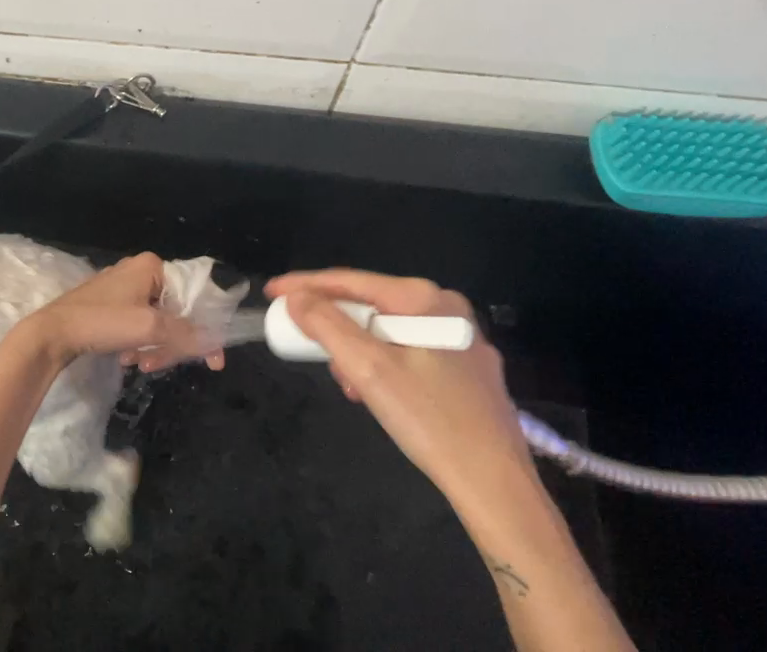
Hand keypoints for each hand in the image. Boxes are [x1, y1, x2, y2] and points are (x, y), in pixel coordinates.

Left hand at [24, 253, 216, 368]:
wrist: (53, 333)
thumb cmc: (102, 322)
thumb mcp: (149, 327)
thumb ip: (186, 332)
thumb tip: (214, 342)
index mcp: (152, 266)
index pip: (195, 293)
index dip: (206, 326)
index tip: (212, 358)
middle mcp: (140, 271)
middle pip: (177, 311)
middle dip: (171, 342)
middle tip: (158, 365)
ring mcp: (125, 287)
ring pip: (158, 322)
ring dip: (153, 347)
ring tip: (138, 363)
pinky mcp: (112, 304)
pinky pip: (140, 324)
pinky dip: (139, 343)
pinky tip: (127, 358)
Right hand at [264, 270, 534, 508]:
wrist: (496, 484)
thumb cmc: (429, 419)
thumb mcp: (367, 368)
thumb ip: (326, 325)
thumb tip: (296, 297)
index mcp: (425, 300)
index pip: (351, 281)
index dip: (305, 285)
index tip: (270, 292)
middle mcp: (447, 310)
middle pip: (370, 305)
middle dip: (334, 325)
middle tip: (305, 349)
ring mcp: (462, 341)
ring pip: (388, 331)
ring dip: (357, 351)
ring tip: (346, 383)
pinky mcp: (468, 372)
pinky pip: (408, 352)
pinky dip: (382, 365)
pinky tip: (376, 395)